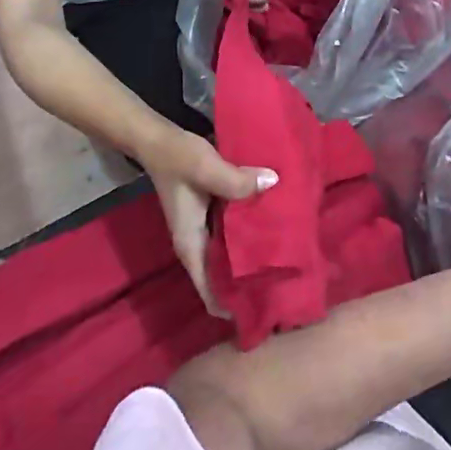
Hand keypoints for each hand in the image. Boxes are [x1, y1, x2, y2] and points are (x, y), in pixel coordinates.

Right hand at [139, 129, 277, 315]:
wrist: (159, 138)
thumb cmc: (177, 158)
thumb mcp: (206, 168)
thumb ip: (236, 180)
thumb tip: (272, 183)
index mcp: (190, 244)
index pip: (209, 292)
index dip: (231, 307)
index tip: (262, 311)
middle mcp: (197, 243)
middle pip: (224, 277)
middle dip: (250, 284)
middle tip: (288, 283)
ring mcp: (205, 228)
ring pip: (231, 254)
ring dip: (254, 257)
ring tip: (290, 257)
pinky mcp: (213, 211)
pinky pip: (235, 231)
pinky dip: (251, 233)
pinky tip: (276, 224)